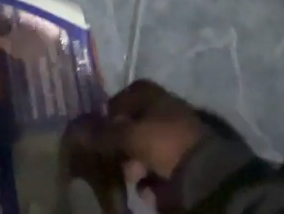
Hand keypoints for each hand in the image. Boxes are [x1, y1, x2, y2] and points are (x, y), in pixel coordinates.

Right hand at [63, 82, 208, 213]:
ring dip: (135, 165)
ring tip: (133, 179)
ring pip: (145, 149)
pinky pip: (160, 166)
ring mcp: (175, 134)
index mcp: (151, 94)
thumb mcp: (130, 136)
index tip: (100, 132)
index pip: (122, 97)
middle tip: (115, 161)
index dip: (109, 114)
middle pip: (133, 126)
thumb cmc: (165, 142)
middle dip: (121, 146)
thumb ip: (103, 133)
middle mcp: (163, 108)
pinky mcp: (185, 159)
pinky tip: (151, 189)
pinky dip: (153, 179)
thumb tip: (75, 130)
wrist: (207, 172)